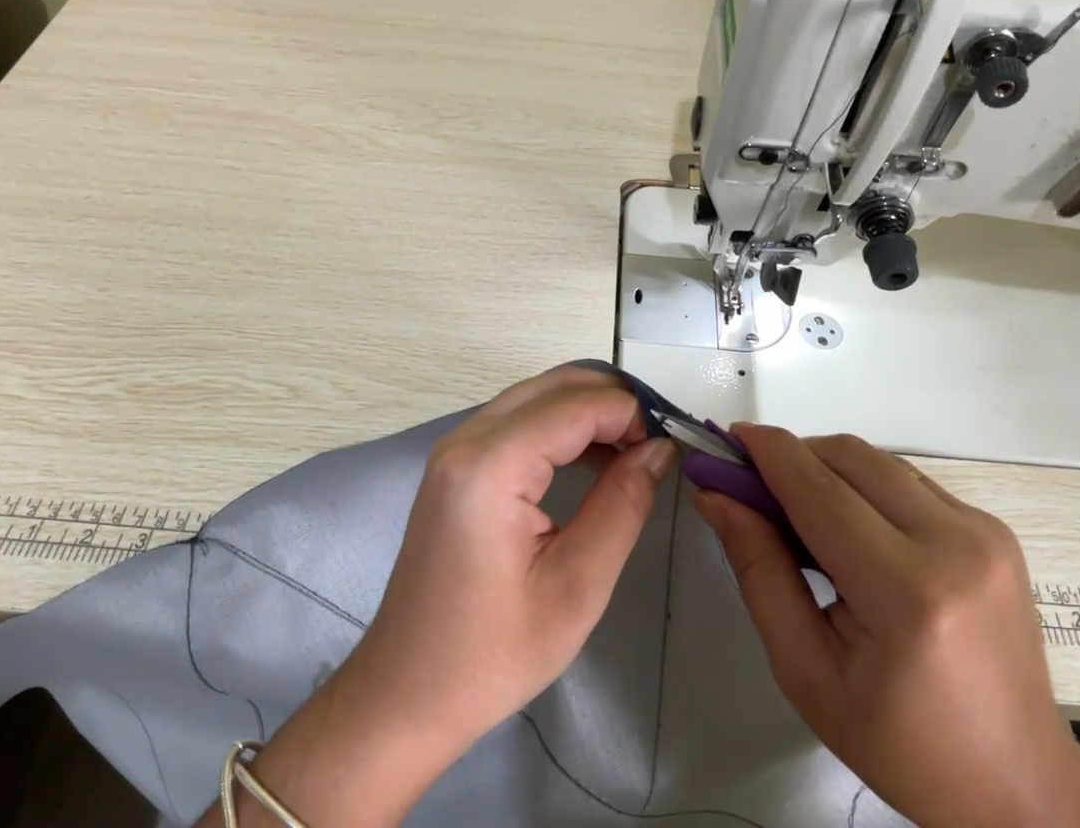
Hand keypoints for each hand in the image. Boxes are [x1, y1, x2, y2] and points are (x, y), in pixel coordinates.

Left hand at [216, 365, 674, 827]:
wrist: (408, 692)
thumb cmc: (493, 654)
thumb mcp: (577, 586)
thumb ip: (622, 504)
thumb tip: (658, 449)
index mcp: (490, 467)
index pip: (577, 406)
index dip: (631, 415)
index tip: (671, 448)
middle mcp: (465, 442)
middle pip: (553, 387)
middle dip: (612, 403)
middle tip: (656, 447)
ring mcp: (453, 452)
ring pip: (533, 398)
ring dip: (586, 413)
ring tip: (633, 453)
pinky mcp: (453, 469)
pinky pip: (515, 423)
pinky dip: (558, 429)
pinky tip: (591, 461)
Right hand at [691, 428, 1079, 827]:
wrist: (1014, 781)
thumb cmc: (898, 744)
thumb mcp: (806, 671)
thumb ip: (760, 573)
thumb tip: (717, 498)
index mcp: (908, 592)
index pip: (819, 489)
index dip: (765, 453)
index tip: (721, 440)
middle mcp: (956, 543)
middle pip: (850, 457)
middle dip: (791, 456)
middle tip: (748, 487)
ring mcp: (984, 531)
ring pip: (880, 462)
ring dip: (827, 469)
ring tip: (794, 516)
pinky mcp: (995, 530)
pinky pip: (910, 482)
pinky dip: (864, 487)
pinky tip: (847, 532)